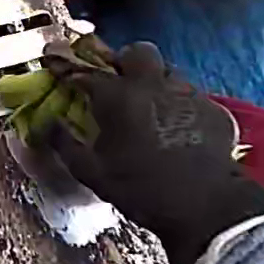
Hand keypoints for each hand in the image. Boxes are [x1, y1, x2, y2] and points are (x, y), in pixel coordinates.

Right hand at [44, 40, 263, 263]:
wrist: (208, 212)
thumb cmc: (141, 189)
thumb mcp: (92, 172)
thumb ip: (64, 144)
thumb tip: (47, 124)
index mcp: (118, 96)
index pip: (85, 71)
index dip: (70, 69)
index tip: (61, 70)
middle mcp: (152, 85)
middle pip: (138, 52)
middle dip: (124, 61)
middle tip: (118, 82)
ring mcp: (188, 94)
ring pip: (168, 71)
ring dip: (154, 81)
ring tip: (149, 105)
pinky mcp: (215, 110)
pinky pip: (193, 96)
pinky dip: (180, 106)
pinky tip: (178, 128)